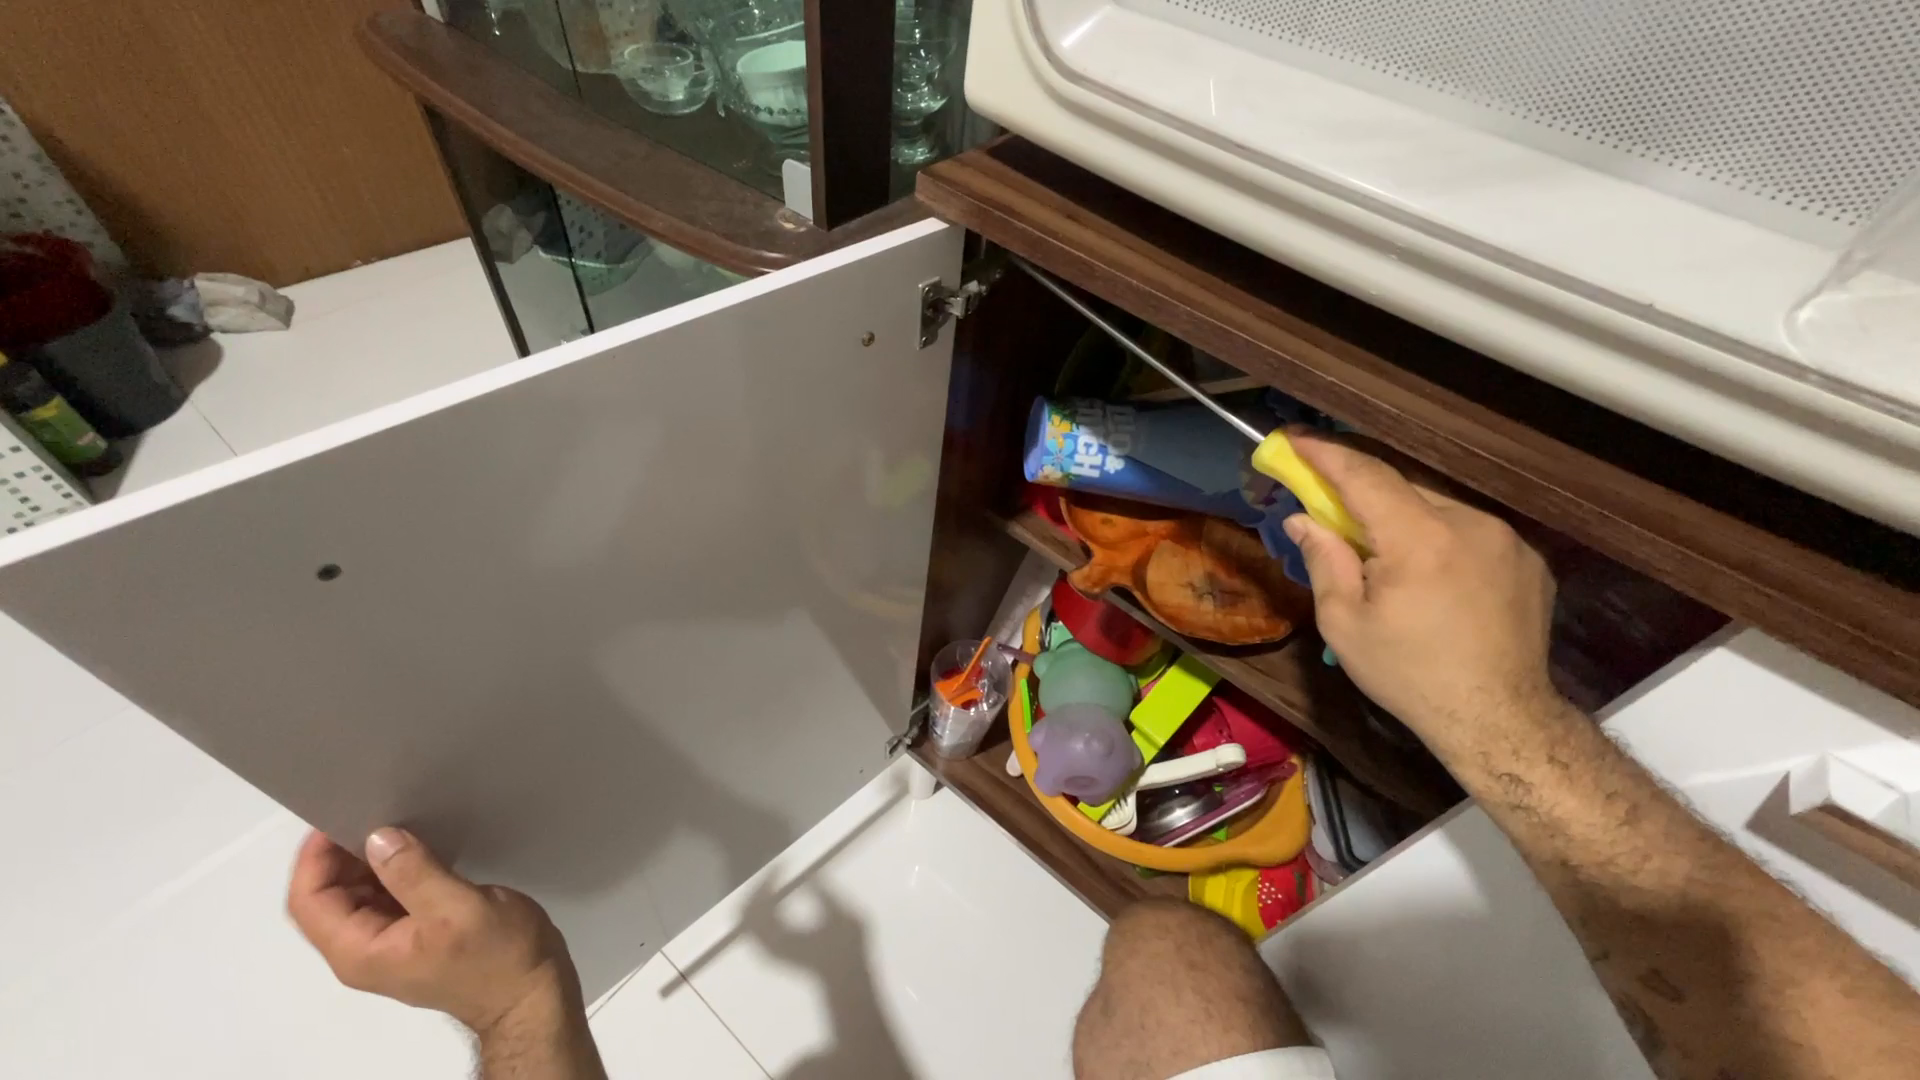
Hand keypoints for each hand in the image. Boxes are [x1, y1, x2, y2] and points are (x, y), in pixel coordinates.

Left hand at [286, 827, 580, 1035]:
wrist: (531, 993)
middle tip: (374, 811)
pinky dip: (394, 872)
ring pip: (359, 898)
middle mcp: (364, 951)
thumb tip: (378, 837)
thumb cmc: (497, 954)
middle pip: (329, 899)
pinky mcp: (417, 937)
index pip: (311, 902)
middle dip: (341, 856)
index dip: (315, 859)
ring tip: (399, 821)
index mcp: (361, 951)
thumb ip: (415, 872)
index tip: (341, 815)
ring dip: (369, 862)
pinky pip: (389, 900)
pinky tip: (420, 849)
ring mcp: (391, 946)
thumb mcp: (458, 907)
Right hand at [1282, 432, 1562, 748]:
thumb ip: (1324, 560)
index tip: (1293, 439)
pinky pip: (1469, 531)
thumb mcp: (1344, 623)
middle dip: (1358, 492)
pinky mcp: (1527, 560)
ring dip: (1400, 517)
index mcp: (1419, 540)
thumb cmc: (1408, 674)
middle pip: (1401, 488)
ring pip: (1437, 509)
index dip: (1325, 454)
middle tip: (1325, 505)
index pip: (1365, 476)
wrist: (1500, 719)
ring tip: (1379, 554)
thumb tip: (1303, 520)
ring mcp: (1506, 540)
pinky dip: (1437, 538)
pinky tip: (1427, 575)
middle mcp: (1470, 525)